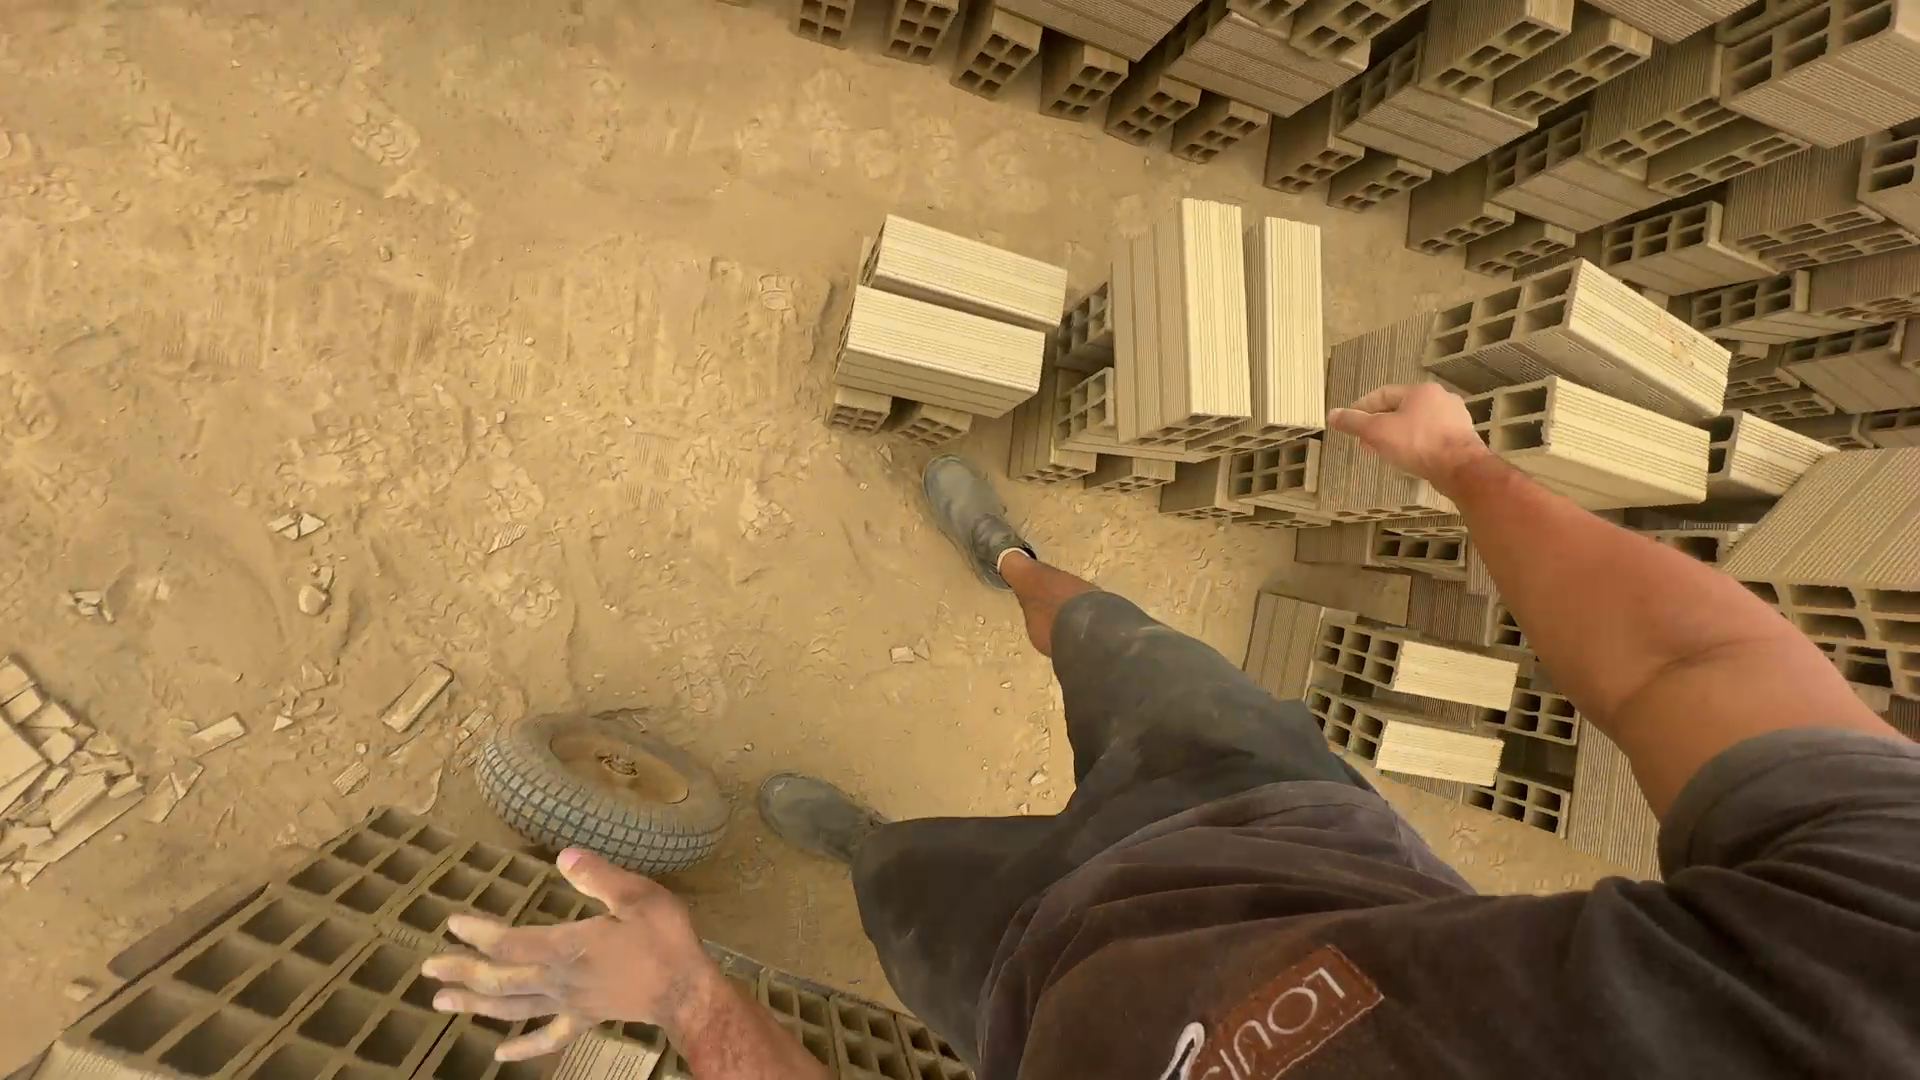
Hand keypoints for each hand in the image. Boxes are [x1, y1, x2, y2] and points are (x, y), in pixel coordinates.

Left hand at [421, 848, 725, 1060]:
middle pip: (501, 978)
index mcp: (568, 947)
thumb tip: (562, 856)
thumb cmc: (663, 937)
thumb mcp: (638, 896)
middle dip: (464, 972)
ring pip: (513, 1008)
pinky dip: (521, 1048)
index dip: (479, 933)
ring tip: (444, 1002)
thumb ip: (599, 877)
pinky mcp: (586, 1019)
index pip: (511, 942)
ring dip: (476, 1005)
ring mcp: (570, 1004)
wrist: (685, 989)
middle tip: (429, 969)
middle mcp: (558, 980)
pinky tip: (499, 1055)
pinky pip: (547, 1037)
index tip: (453, 923)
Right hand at [1328, 383, 1489, 490]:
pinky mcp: (1461, 436)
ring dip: (1395, 434)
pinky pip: (1429, 435)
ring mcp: (1454, 417)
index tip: (1349, 423)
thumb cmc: (1416, 443)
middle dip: (1378, 424)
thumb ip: (1353, 422)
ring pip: (1415, 422)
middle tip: (1363, 440)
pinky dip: (1413, 442)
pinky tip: (1406, 456)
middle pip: (1399, 408)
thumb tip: (1332, 414)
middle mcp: (1440, 398)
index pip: (1382, 394)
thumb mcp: (1377, 431)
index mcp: (1419, 391)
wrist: (1460, 467)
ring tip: (1382, 450)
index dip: (1361, 408)